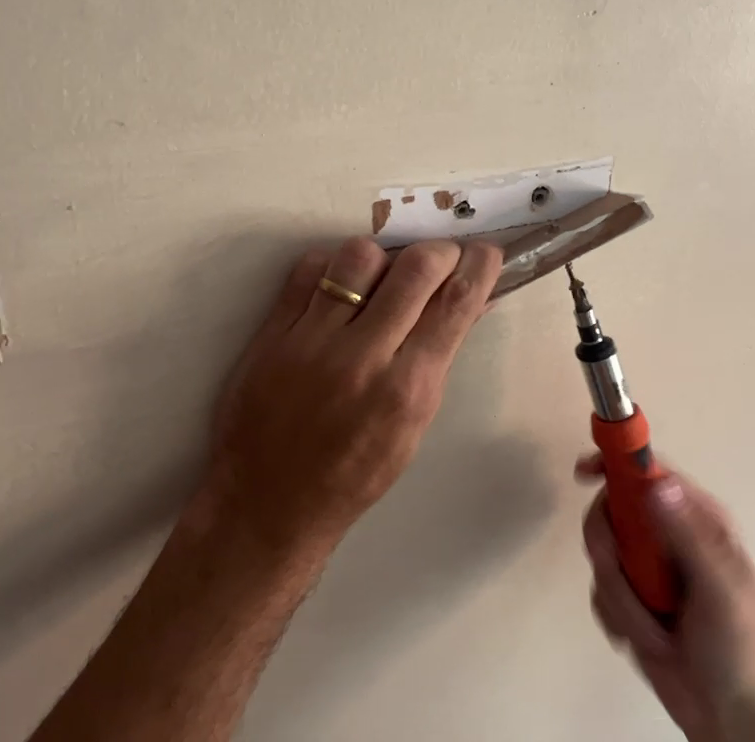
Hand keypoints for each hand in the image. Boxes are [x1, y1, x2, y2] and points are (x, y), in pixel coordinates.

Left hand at [201, 236, 502, 557]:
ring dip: (382, 257)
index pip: (456, 303)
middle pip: (416, 267)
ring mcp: (312, 341)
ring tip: (382, 277)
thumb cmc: (354, 475)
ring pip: (359, 256)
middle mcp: (363, 357)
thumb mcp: (412, 426)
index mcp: (408, 389)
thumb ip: (437, 360)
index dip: (479, 266)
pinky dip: (332, 267)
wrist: (270, 504)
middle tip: (440, 259)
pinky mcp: (272, 333)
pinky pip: (309, 270)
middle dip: (440, 251)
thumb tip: (472, 303)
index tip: (485, 253)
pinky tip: (338, 286)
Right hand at [579, 458, 754, 741]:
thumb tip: (656, 485)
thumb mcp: (720, 587)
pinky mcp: (630, 598)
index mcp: (699, 521)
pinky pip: (600, 592)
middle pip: (613, 511)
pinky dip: (618, 617)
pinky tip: (647, 636)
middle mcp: (670, 536)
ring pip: (603, 556)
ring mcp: (648, 568)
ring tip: (654, 623)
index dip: (616, 464)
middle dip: (612, 550)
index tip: (586, 472)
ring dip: (622, 596)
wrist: (729, 714)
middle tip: (624, 574)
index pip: (650, 473)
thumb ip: (687, 535)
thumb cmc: (738, 646)